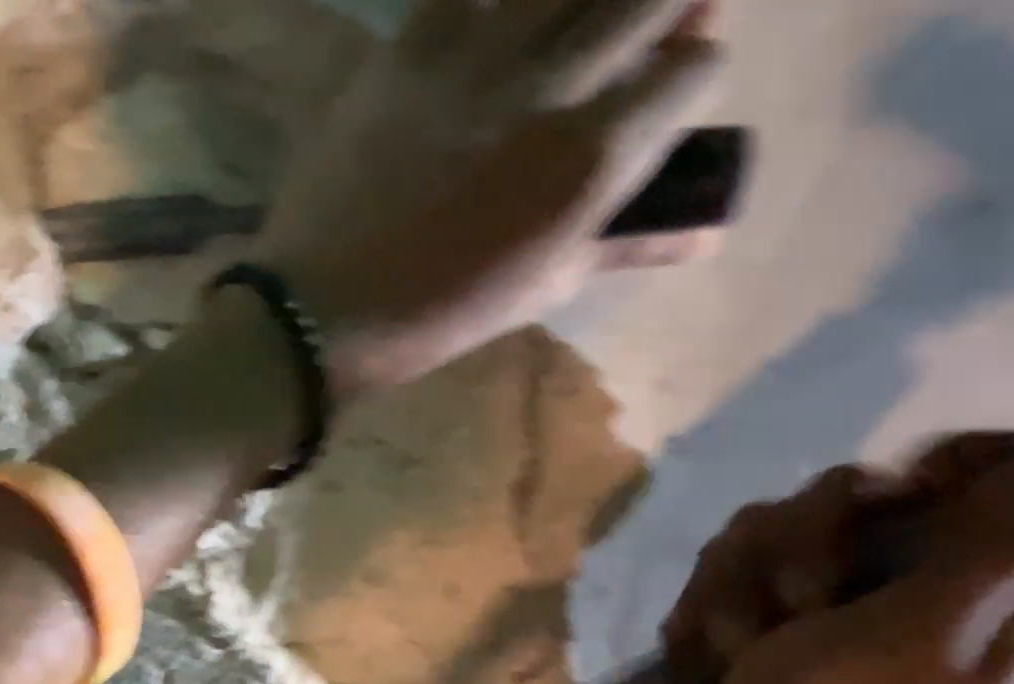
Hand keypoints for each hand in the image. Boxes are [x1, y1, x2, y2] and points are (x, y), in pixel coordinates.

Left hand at [255, 0, 723, 395]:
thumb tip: (704, 230)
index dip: (691, 72)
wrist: (315, 308)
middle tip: (643, 23)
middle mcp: (548, 89)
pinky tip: (492, 21)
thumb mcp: (538, 290)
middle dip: (667, 2)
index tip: (664, 87)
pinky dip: (488, 0)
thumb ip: (625, 243)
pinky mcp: (404, 54)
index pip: (695, 66)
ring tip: (569, 22)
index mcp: (590, 157)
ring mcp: (472, 61)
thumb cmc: (430, 315)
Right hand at [664, 433, 1013, 683]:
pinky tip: (718, 648)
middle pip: (852, 490)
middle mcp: (914, 573)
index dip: (945, 465)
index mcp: (983, 580)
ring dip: (737, 585)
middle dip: (795, 546)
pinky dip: (711, 604)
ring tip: (741, 643)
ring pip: (771, 524)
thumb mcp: (919, 634)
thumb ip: (986, 551)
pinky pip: (728, 564)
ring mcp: (839, 591)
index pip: (991, 470)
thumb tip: (1013, 472)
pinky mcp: (776, 608)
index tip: (889, 497)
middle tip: (796, 609)